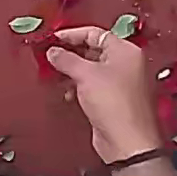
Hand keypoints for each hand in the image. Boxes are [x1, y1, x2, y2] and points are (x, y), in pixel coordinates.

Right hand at [47, 27, 163, 163]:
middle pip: (93, 50)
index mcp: (124, 51)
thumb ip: (66, 59)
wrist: (126, 142)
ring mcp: (120, 82)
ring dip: (72, 70)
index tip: (53, 38)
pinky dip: (79, 85)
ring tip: (54, 73)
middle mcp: (125, 63)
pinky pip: (93, 85)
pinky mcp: (113, 99)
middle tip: (50, 55)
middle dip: (70, 53)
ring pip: (91, 69)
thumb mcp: (85, 75)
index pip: (95, 33)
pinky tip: (67, 92)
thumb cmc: (112, 102)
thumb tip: (52, 50)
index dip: (72, 34)